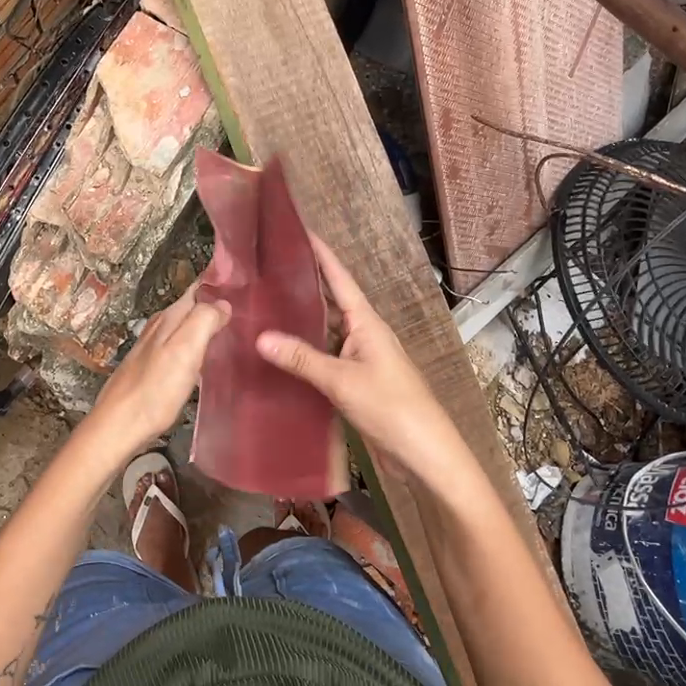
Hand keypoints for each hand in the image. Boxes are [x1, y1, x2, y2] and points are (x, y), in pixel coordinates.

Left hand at [87, 286, 230, 459]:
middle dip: (216, 302)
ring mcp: (154, 346)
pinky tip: (208, 354)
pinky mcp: (153, 366)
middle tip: (248, 306)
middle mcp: (160, 325)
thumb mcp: (185, 350)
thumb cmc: (155, 389)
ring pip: (186, 325)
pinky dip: (197, 343)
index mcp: (169, 317)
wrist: (120, 425)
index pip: (198, 288)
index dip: (218, 282)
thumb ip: (203, 321)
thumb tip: (222, 303)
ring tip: (235, 328)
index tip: (245, 281)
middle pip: (192, 306)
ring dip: (207, 323)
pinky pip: (181, 344)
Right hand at [255, 237, 454, 469]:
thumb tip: (260, 336)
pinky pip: (323, 357)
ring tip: (262, 303)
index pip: (339, 277)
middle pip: (329, 300)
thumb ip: (302, 358)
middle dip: (301, 283)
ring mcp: (359, 359)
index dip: (320, 252)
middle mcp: (363, 334)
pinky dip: (303, 351)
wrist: (426, 456)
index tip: (296, 229)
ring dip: (299, 319)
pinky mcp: (354, 382)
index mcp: (367, 322)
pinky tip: (280, 351)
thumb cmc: (392, 408)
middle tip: (264, 266)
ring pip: (324, 330)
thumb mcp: (343, 381)